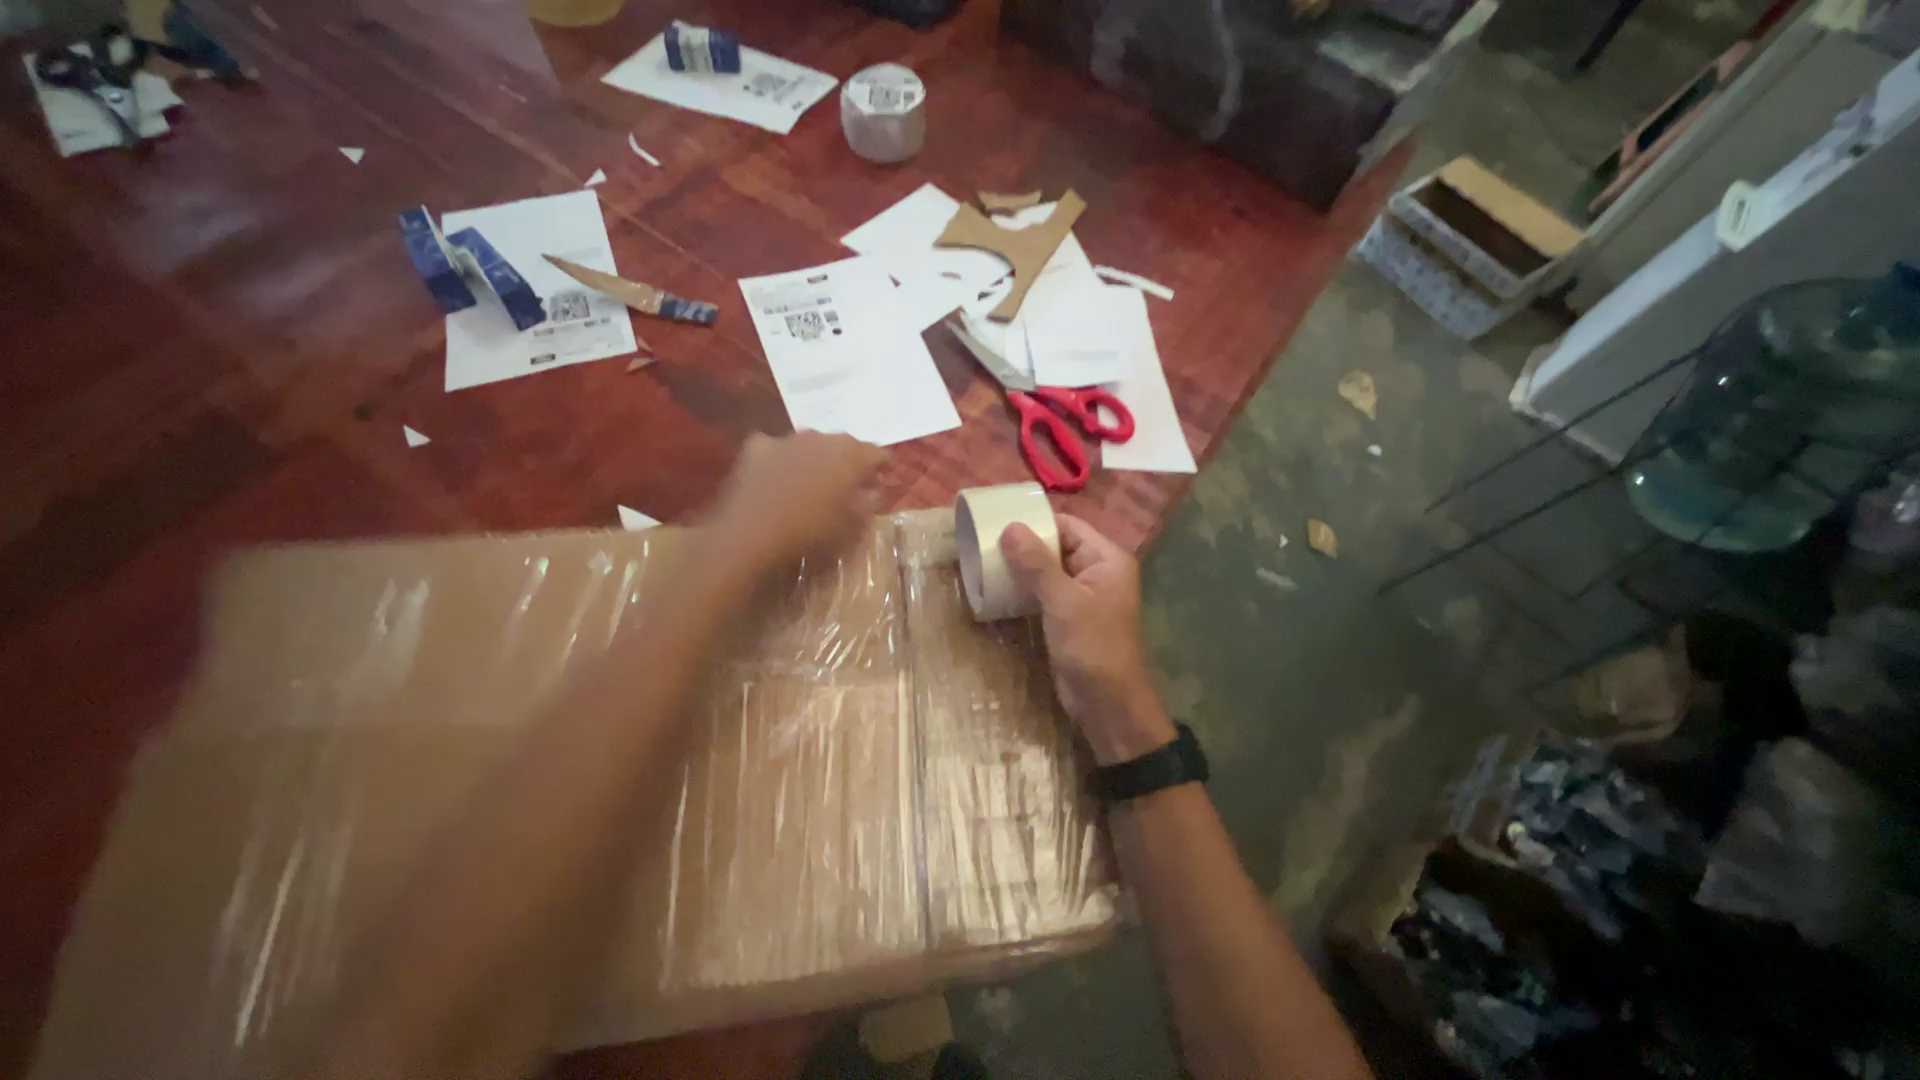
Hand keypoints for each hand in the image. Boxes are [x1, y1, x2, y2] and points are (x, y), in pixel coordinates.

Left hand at [710, 432, 886, 569]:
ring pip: (811, 442)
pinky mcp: (758, 447)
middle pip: (845, 443)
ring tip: (815, 478)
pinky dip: (780, 458)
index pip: (878, 453)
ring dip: (816, 457)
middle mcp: (822, 438)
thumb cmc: (811, 532)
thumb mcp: (852, 526)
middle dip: (851, 459)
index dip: (884, 466)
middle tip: (852, 481)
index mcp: (851, 455)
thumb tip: (874, 491)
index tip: (885, 477)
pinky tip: (777, 475)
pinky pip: (776, 448)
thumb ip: (869, 503)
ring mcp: (788, 439)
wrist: (752, 534)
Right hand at [1000, 514, 1176, 763]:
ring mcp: (1085, 596)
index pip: (1068, 525)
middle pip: (1058, 545)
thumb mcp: (1062, 601)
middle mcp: (1099, 571)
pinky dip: (1026, 589)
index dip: (1036, 521)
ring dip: (1022, 568)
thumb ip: (1036, 563)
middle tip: (985, 541)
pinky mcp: (1071, 618)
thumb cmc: (1091, 646)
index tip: (999, 519)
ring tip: (986, 561)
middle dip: (1025, 544)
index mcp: (1107, 559)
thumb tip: (1010, 527)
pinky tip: (999, 589)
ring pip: (1049, 571)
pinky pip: (1046, 593)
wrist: (1107, 702)